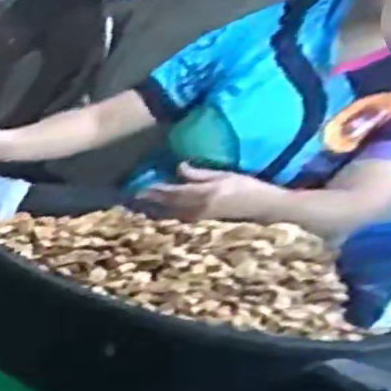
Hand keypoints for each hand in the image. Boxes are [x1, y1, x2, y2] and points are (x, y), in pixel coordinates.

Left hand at [141, 164, 282, 221]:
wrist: (261, 207)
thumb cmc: (246, 187)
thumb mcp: (225, 176)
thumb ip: (200, 174)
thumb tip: (178, 167)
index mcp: (203, 194)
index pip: (171, 192)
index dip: (154, 190)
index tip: (138, 187)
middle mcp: (194, 209)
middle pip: (164, 205)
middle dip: (146, 201)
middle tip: (129, 196)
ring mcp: (192, 218)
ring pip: (164, 214)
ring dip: (148, 209)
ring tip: (134, 204)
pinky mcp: (193, 222)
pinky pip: (170, 218)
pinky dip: (158, 214)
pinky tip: (149, 211)